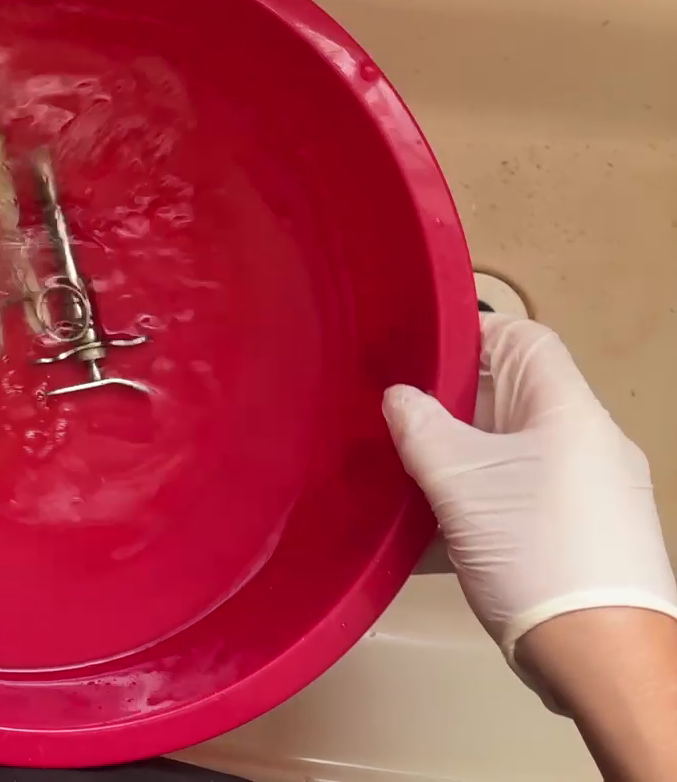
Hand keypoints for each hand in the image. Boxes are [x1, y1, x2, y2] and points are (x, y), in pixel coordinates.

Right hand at [384, 314, 676, 695]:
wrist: (598, 650)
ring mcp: (583, 485)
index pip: (522, 339)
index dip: (466, 330)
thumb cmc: (531, 544)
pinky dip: (467, 478)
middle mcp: (585, 441)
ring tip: (394, 451)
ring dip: (449, 440)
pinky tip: (427, 502)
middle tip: (382, 400)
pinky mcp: (571, 523)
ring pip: (502, 437)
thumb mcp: (454, 473)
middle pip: (507, 389)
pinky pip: (509, 478)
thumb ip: (417, 421)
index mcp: (568, 414)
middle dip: (443, 391)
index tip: (405, 343)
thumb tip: (399, 397)